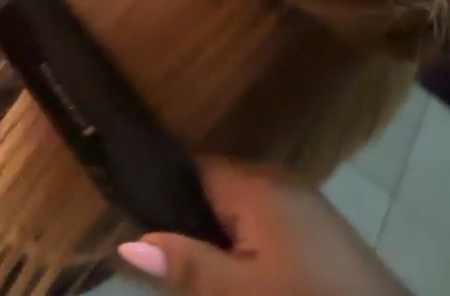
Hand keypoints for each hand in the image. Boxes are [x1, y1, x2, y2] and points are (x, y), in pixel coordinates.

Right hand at [117, 160, 410, 295]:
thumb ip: (187, 266)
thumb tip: (125, 241)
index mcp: (256, 184)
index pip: (192, 169)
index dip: (164, 197)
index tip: (140, 226)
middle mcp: (279, 180)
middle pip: (216, 190)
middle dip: (194, 225)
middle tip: (178, 270)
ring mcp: (306, 204)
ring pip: (243, 212)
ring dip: (224, 242)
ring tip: (212, 278)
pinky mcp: (324, 231)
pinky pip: (269, 226)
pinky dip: (253, 249)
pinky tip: (254, 281)